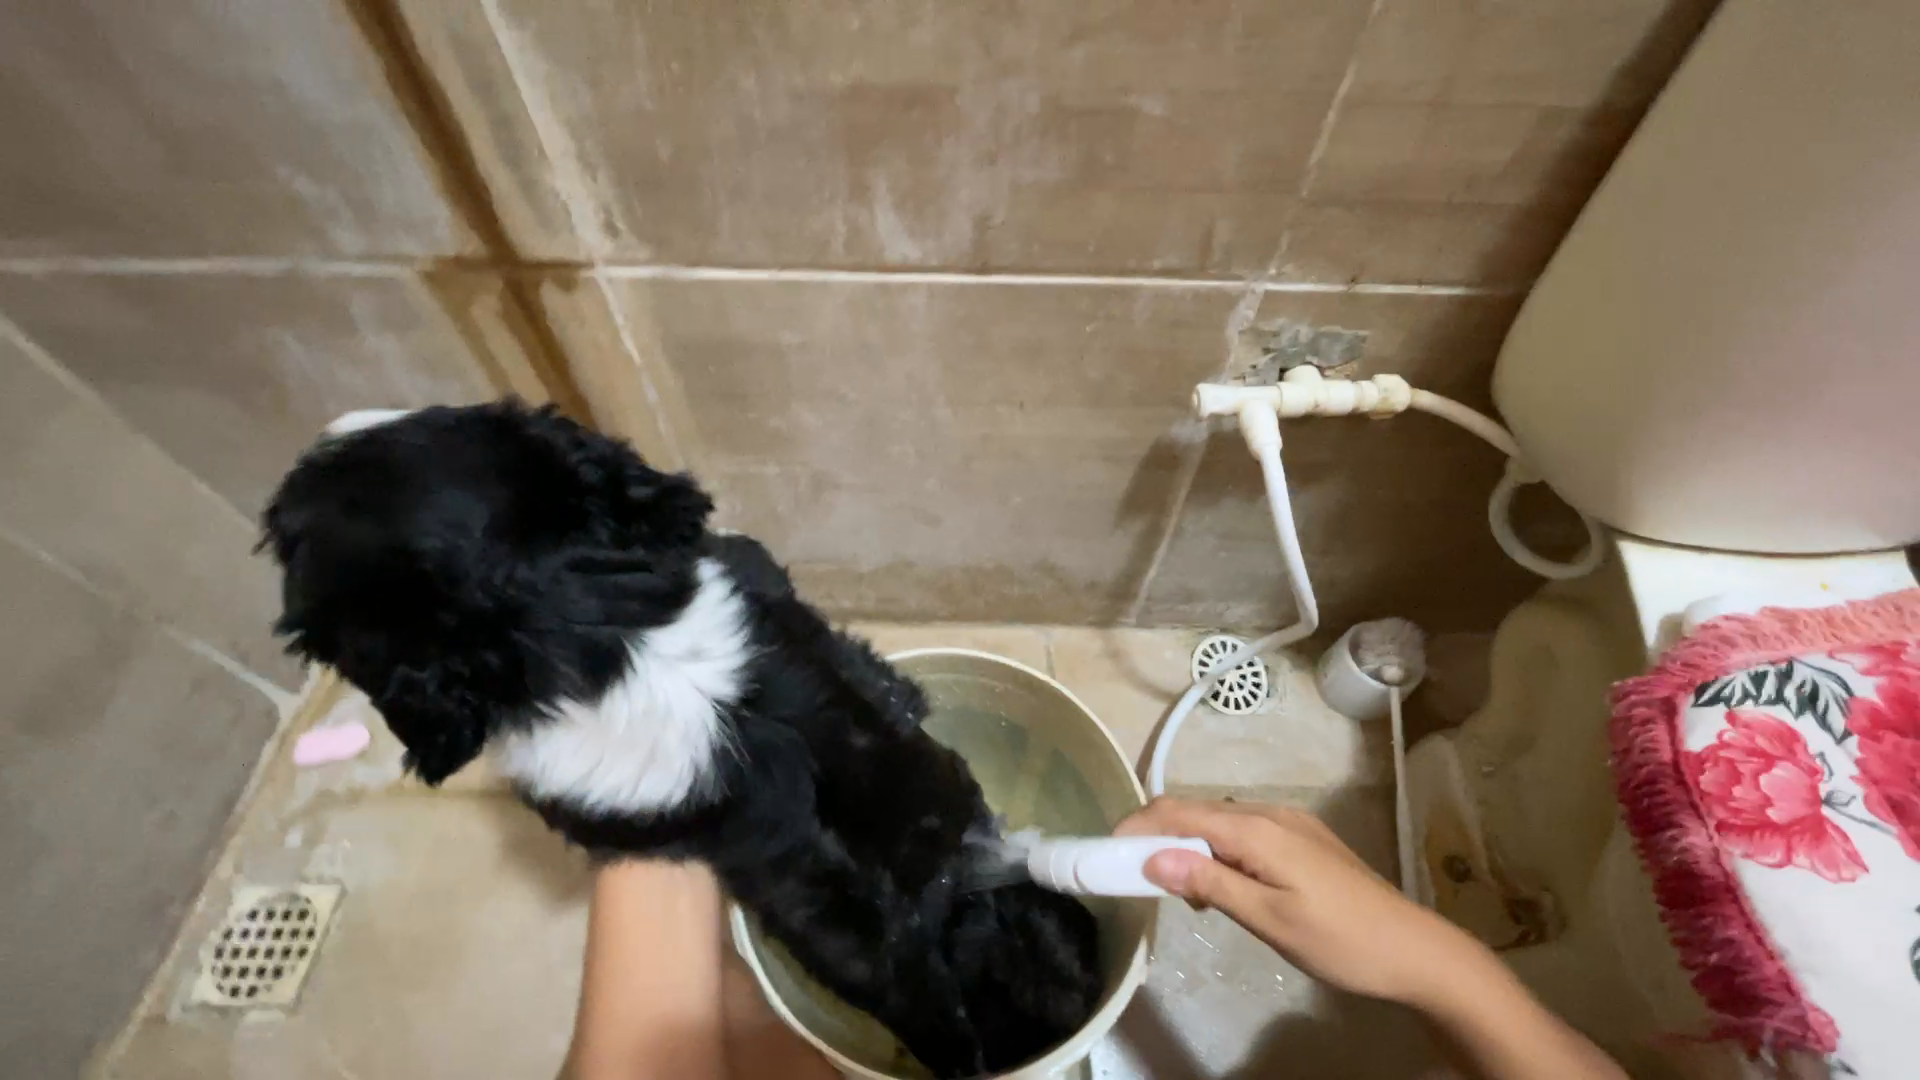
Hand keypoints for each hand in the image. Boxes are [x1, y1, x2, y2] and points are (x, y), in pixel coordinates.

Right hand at [1115, 797, 1478, 1008]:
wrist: (1418, 952)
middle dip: (1159, 836)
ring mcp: (1288, 821)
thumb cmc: (1340, 941)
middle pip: (1195, 812)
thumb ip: (1210, 884)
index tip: (1110, 851)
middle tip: (1140, 878)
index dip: (1139, 825)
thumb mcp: (1270, 920)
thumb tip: (1152, 859)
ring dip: (1190, 846)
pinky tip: (1224, 884)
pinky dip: (1218, 850)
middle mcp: (1268, 812)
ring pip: (1218, 822)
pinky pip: (1242, 831)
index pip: (1179, 812)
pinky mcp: (1301, 837)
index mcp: (1256, 829)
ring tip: (1184, 892)